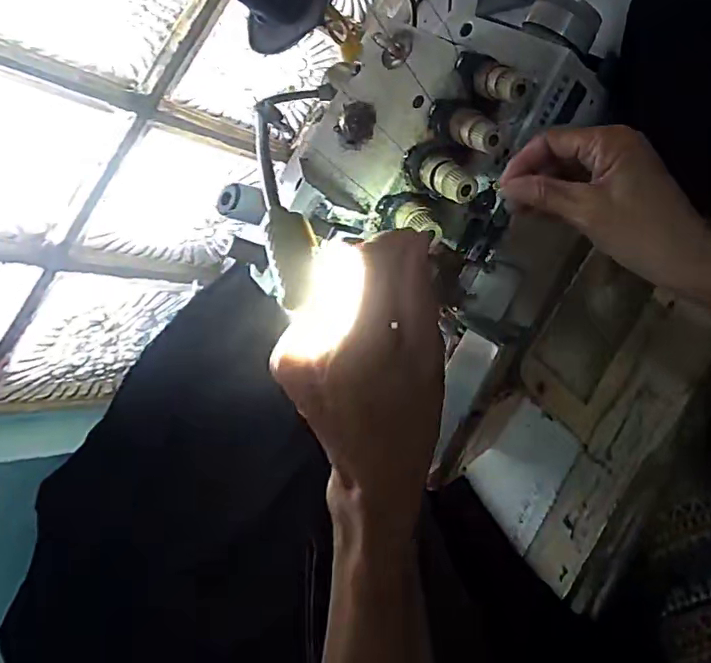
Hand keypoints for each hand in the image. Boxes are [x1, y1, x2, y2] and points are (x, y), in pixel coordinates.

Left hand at [271, 230, 444, 536]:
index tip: (415, 244)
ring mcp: (289, 348)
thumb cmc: (411, 415)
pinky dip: (341, 304)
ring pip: (328, 280)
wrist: (371, 470)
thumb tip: (411, 239)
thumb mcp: (428, 352)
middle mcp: (310, 340)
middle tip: (404, 280)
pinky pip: (316, 304)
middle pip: (341, 265)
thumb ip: (416, 290)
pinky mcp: (282, 353)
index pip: (366, 260)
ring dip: (358, 282)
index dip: (393, 244)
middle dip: (377, 263)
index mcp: (353, 345)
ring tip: (383, 310)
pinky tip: (360, 329)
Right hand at [499, 125, 710, 299]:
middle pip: (561, 153)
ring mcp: (621, 166)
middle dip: (534, 177)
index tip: (502, 188)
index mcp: (609, 140)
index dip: (524, 161)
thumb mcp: (587, 211)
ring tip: (519, 212)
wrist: (692, 265)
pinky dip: (565, 198)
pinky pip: (585, 185)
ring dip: (546, 190)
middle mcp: (615, 145)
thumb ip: (545, 193)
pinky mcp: (624, 187)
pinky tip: (542, 215)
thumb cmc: (641, 233)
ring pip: (571, 171)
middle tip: (508, 203)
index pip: (553, 140)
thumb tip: (506, 185)